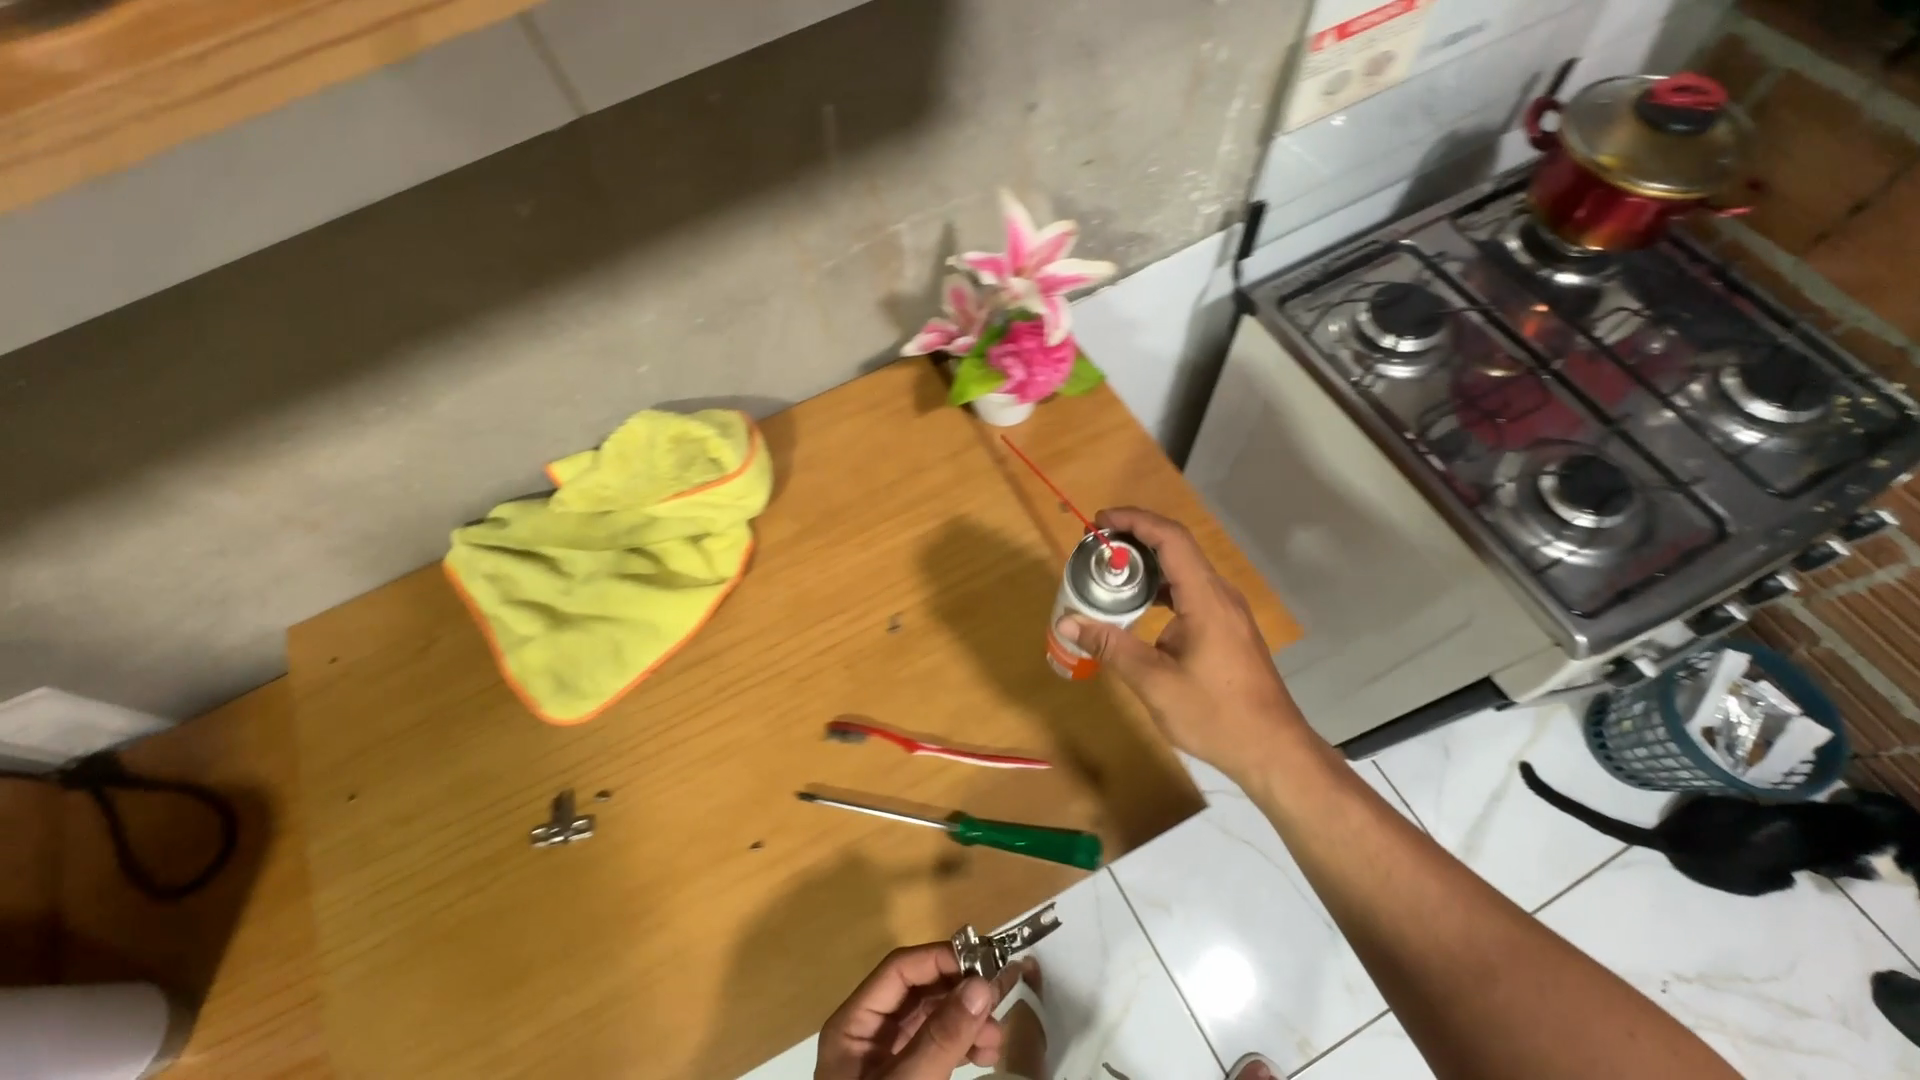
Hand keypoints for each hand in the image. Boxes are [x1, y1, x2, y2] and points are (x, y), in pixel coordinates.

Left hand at [815, 943, 1023, 1079]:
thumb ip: (942, 1037)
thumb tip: (982, 984)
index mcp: (854, 1025)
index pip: (900, 969)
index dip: (942, 959)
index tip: (986, 964)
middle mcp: (869, 1033)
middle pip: (919, 992)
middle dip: (961, 992)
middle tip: (999, 1002)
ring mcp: (886, 1060)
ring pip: (932, 1019)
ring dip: (967, 1020)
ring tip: (995, 1039)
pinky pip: (936, 1047)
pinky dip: (962, 1045)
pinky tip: (983, 1054)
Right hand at [1056, 507, 1309, 779]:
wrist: (1272, 749)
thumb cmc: (1215, 715)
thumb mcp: (1154, 683)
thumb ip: (1111, 647)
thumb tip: (1068, 624)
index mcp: (1206, 600)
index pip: (1171, 539)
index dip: (1134, 521)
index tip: (1099, 522)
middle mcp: (1220, 596)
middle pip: (1177, 549)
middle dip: (1134, 541)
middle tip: (1095, 549)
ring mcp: (1227, 613)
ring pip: (1184, 572)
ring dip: (1147, 567)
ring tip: (1110, 575)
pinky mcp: (1227, 630)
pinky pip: (1191, 594)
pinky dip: (1161, 590)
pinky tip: (1139, 609)